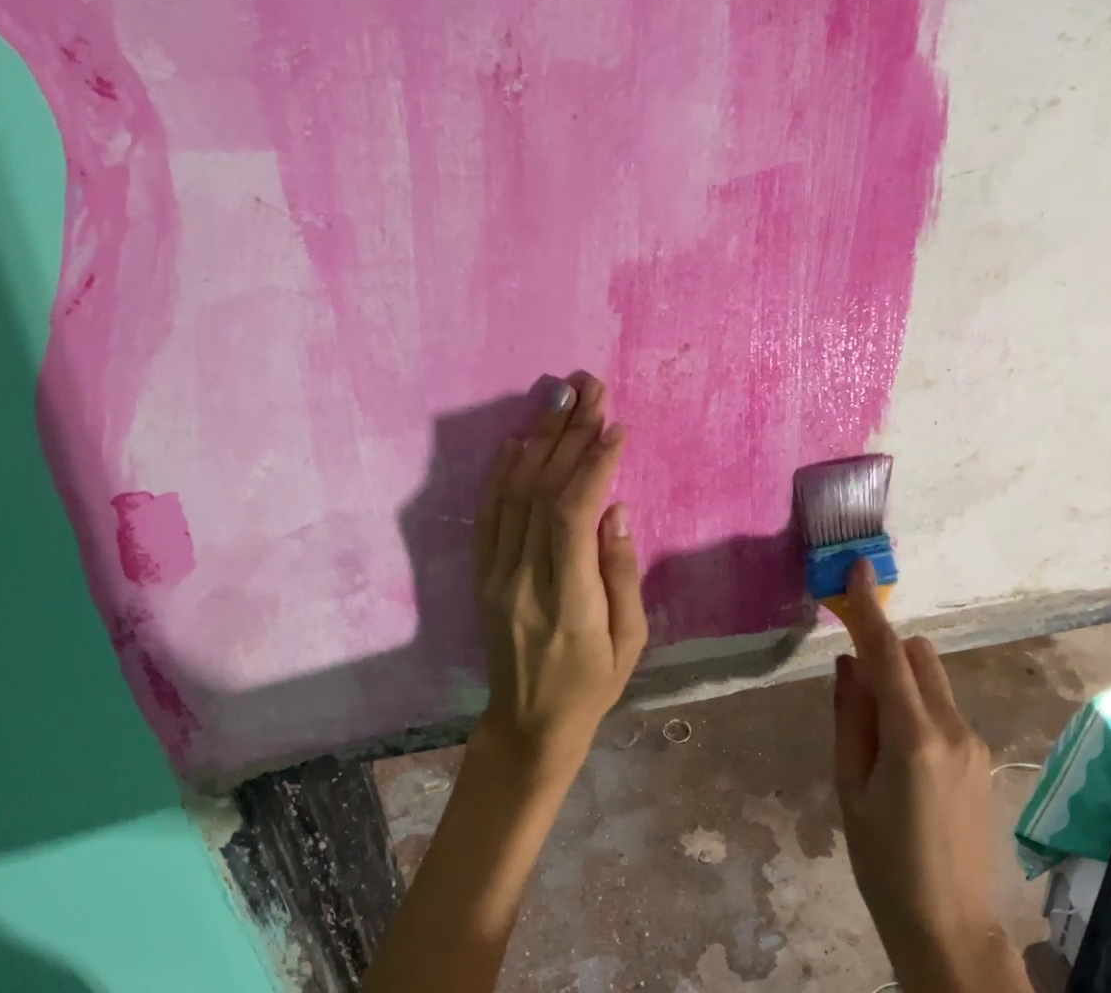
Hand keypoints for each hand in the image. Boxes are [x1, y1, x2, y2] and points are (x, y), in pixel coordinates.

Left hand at [472, 373, 648, 778]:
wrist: (528, 722)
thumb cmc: (592, 684)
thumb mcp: (629, 642)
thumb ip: (622, 574)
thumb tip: (618, 510)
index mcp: (566, 602)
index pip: (572, 516)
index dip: (593, 466)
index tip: (615, 428)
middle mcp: (522, 580)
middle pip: (541, 492)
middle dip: (568, 435)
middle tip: (588, 388)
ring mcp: (495, 575)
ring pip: (513, 494)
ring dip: (538, 440)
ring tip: (559, 397)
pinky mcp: (481, 574)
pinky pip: (487, 514)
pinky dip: (501, 472)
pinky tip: (518, 439)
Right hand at [832, 561, 1028, 992]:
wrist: (946, 920)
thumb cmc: (882, 858)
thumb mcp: (849, 787)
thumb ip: (849, 717)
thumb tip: (847, 663)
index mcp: (914, 737)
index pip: (889, 655)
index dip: (870, 610)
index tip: (856, 570)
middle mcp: (954, 728)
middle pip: (920, 656)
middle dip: (887, 650)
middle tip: (854, 683)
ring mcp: (975, 741)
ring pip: (934, 680)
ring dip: (902, 681)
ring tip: (875, 736)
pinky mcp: (982, 756)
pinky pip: (944, 708)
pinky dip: (918, 707)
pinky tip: (901, 757)